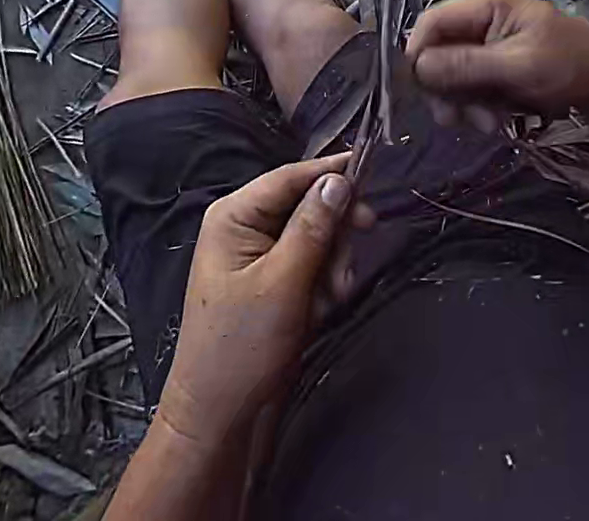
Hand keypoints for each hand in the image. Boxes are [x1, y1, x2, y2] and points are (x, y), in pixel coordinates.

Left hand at [156, 153, 364, 451]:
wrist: (218, 415)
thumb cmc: (241, 346)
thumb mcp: (283, 282)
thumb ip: (313, 226)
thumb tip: (339, 180)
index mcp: (234, 215)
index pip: (289, 177)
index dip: (330, 172)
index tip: (370, 172)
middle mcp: (245, 225)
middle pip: (306, 204)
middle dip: (333, 234)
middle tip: (349, 263)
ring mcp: (258, 252)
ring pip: (315, 234)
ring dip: (332, 263)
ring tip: (330, 298)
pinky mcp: (272, 276)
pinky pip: (311, 260)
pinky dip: (323, 280)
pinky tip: (321, 307)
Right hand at [406, 0, 588, 121]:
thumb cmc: (570, 63)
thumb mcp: (521, 64)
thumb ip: (468, 64)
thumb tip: (419, 67)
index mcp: (482, 4)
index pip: (429, 23)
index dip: (418, 56)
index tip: (423, 92)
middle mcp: (475, 21)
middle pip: (433, 53)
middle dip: (444, 89)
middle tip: (460, 118)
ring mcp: (481, 45)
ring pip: (446, 76)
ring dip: (461, 104)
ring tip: (490, 123)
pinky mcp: (487, 67)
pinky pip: (464, 88)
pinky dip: (475, 107)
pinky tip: (496, 120)